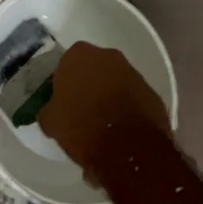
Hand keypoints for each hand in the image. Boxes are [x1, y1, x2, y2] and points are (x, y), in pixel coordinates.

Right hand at [34, 41, 168, 180]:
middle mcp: (108, 56)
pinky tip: (122, 136)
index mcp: (79, 54)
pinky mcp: (153, 94)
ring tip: (104, 130)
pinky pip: (134, 101)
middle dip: (89, 88)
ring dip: (110, 100)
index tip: (64, 102)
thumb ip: (49, 110)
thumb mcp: (52, 122)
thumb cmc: (83, 127)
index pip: (67, 63)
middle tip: (83, 114)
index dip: (65, 83)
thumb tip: (51, 112)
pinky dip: (128, 113)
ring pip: (115, 85)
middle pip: (94, 71)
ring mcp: (133, 74)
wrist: (129, 148)